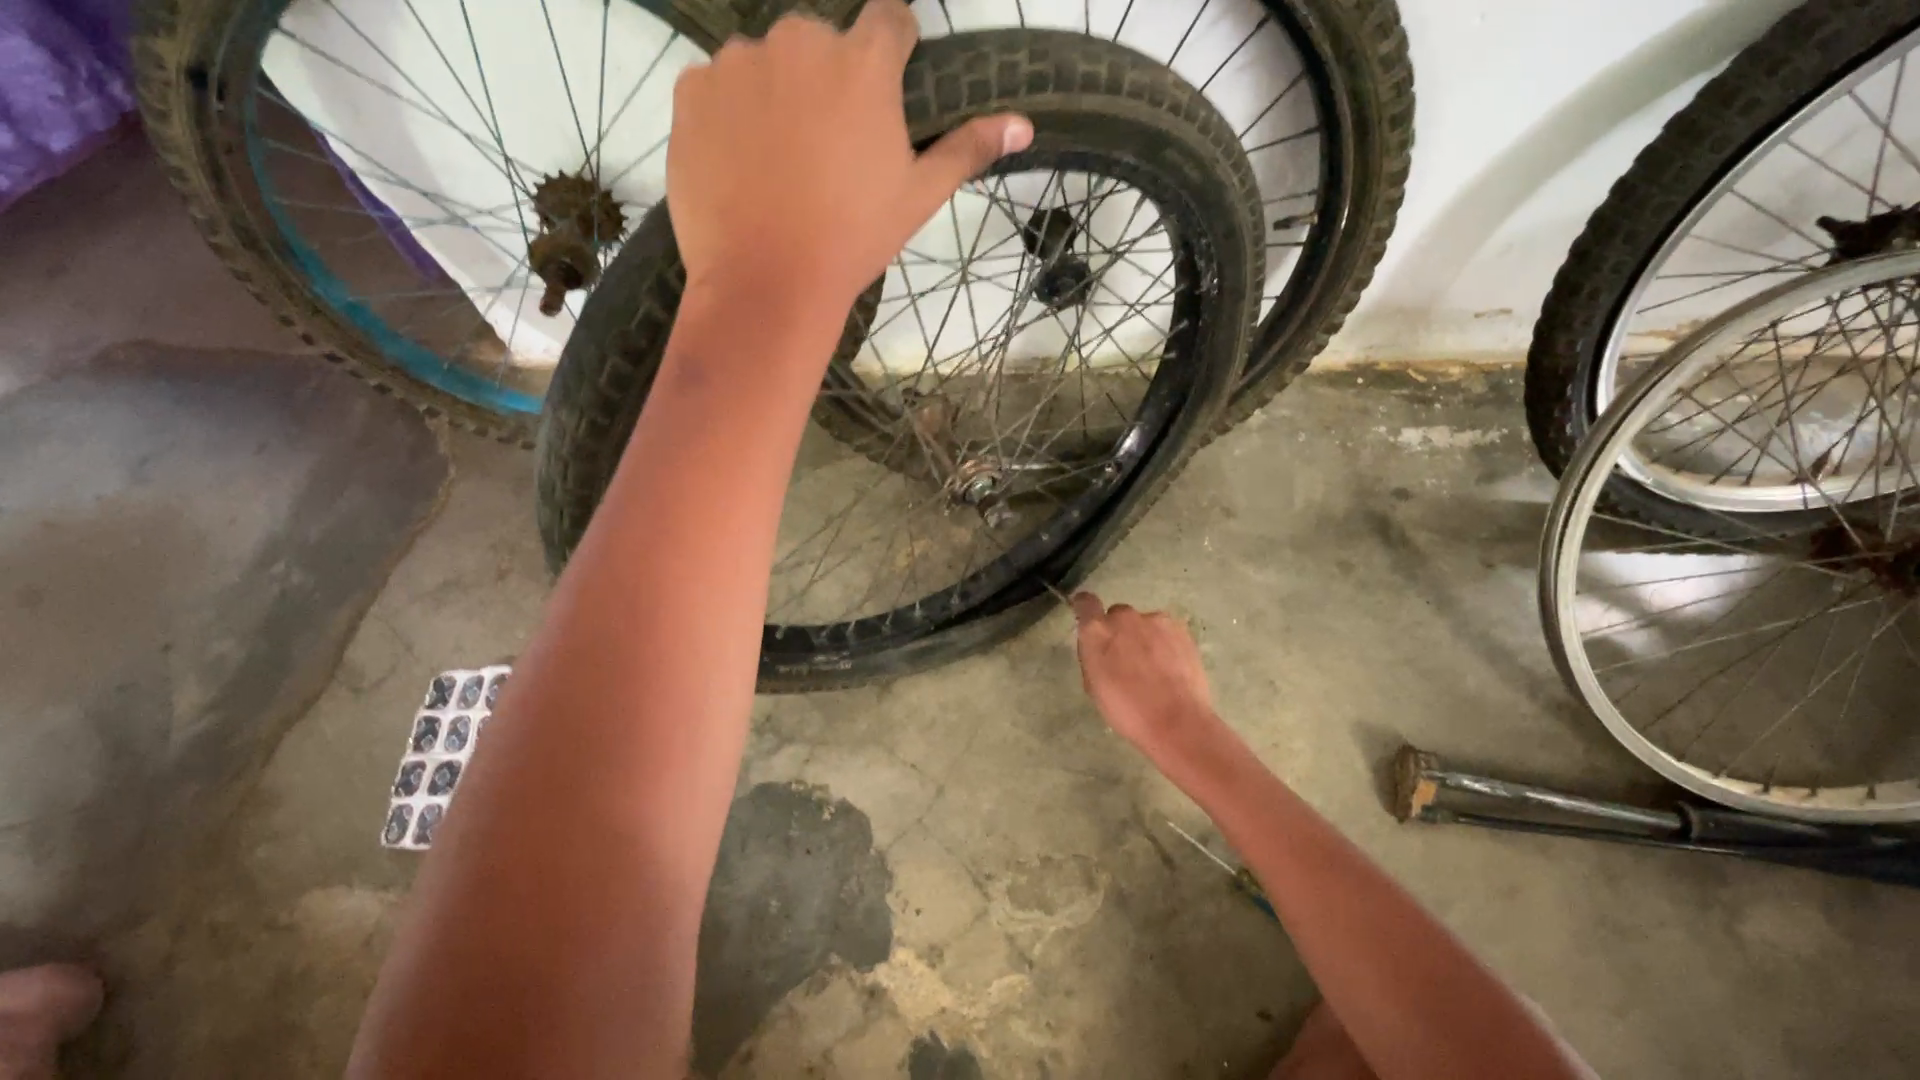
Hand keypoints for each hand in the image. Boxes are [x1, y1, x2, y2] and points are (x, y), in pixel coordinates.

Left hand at [666, 1, 1032, 310]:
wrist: (765, 282)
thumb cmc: (853, 238)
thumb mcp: (918, 195)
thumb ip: (968, 149)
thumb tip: (1024, 124)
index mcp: (863, 62)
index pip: (889, 19)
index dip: (893, 51)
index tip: (886, 90)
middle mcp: (798, 41)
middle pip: (820, 43)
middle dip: (827, 80)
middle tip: (826, 149)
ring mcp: (737, 62)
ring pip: (765, 65)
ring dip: (774, 95)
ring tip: (778, 163)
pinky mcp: (691, 90)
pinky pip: (716, 87)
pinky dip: (728, 115)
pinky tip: (740, 165)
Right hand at [1071, 592, 1224, 757]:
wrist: (1176, 720)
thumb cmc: (1127, 710)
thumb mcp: (1094, 686)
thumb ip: (1093, 657)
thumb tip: (1098, 647)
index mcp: (1096, 631)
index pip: (1085, 602)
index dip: (1086, 609)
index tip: (1089, 619)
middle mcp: (1124, 617)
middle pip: (1117, 616)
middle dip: (1119, 632)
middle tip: (1127, 660)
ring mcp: (1155, 620)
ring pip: (1144, 624)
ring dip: (1144, 638)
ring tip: (1154, 668)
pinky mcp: (1180, 629)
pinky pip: (1165, 631)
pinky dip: (1165, 644)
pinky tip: (1170, 668)